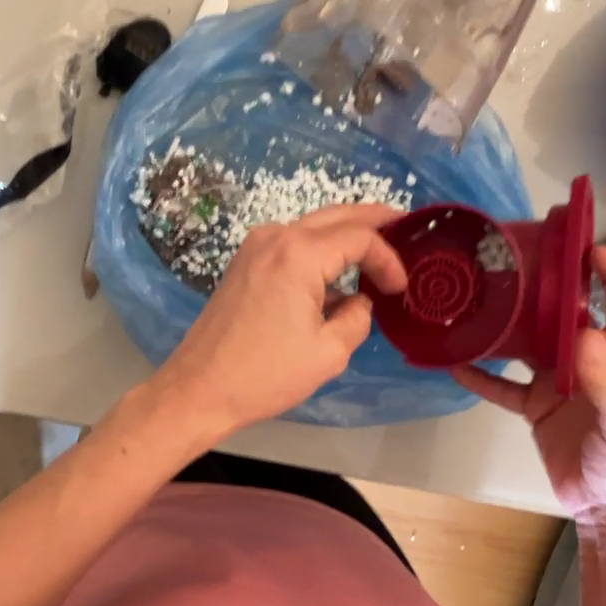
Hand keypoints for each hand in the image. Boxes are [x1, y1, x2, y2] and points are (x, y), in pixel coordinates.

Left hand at [149, 204, 409, 440]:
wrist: (199, 389)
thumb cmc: (264, 375)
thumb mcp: (329, 353)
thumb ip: (357, 319)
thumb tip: (359, 302)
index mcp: (299, 254)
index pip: (360, 238)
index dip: (389, 258)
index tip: (402, 287)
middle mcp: (275, 237)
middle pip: (336, 216)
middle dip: (374, 220)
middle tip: (406, 227)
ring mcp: (254, 247)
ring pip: (312, 227)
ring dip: (345, 235)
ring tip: (376, 251)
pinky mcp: (243, 264)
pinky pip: (291, 246)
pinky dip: (319, 252)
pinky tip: (336, 276)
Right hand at [453, 247, 605, 522]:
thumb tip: (579, 333)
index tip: (586, 249)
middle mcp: (591, 359)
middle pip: (570, 311)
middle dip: (549, 286)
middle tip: (515, 264)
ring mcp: (561, 383)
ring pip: (531, 344)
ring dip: (508, 326)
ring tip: (478, 304)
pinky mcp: (537, 407)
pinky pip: (504, 386)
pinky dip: (481, 376)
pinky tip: (456, 365)